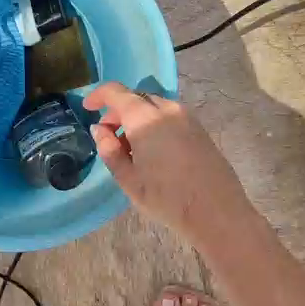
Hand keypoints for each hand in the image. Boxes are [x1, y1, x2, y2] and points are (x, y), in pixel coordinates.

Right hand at [83, 82, 259, 242]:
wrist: (217, 212)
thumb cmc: (166, 199)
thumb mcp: (128, 179)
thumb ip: (109, 150)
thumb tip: (100, 129)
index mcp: (145, 119)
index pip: (116, 93)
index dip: (98, 96)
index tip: (87, 107)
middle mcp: (167, 110)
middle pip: (136, 98)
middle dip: (118, 111)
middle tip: (108, 136)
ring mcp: (187, 117)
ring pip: (153, 106)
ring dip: (136, 118)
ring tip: (131, 148)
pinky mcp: (200, 129)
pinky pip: (169, 116)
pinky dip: (154, 123)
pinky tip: (153, 151)